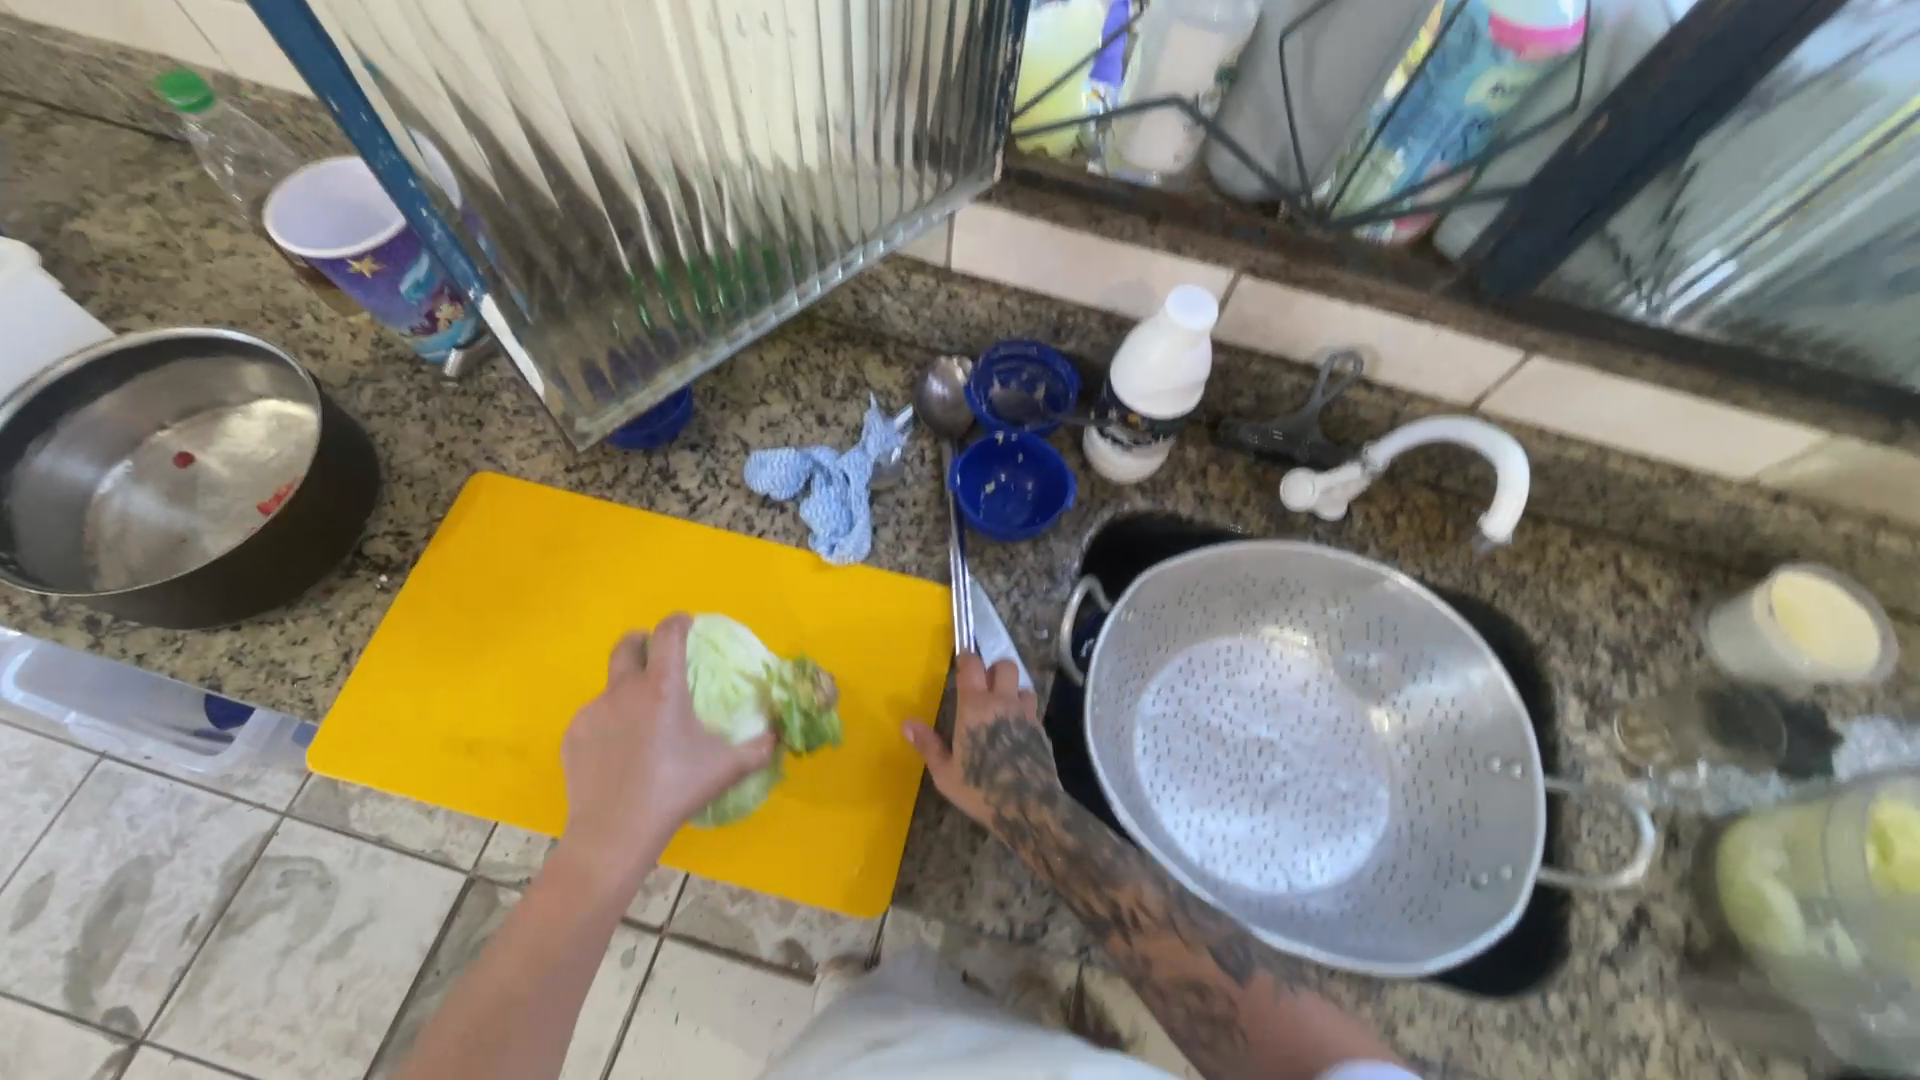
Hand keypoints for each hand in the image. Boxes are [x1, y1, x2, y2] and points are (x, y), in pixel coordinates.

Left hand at [558, 614, 775, 886]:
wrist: (614, 832)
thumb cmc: (674, 791)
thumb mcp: (726, 769)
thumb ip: (757, 749)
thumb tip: (778, 736)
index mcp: (663, 689)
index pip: (668, 634)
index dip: (678, 622)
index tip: (687, 625)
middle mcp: (624, 690)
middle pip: (628, 645)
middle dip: (643, 641)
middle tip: (657, 656)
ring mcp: (594, 712)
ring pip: (611, 686)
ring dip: (628, 691)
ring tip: (643, 724)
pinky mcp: (573, 735)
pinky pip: (595, 718)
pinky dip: (610, 724)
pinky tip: (620, 753)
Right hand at [903, 654, 1056, 833]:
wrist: (1028, 806)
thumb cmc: (980, 789)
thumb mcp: (945, 773)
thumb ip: (928, 745)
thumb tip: (907, 724)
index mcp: (975, 707)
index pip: (972, 667)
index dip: (967, 658)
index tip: (962, 659)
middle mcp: (1003, 702)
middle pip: (1005, 666)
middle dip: (995, 668)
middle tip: (984, 683)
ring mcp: (1026, 714)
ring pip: (1023, 685)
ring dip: (1013, 689)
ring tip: (1003, 705)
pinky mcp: (1042, 730)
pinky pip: (1033, 709)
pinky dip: (1024, 710)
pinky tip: (1016, 728)